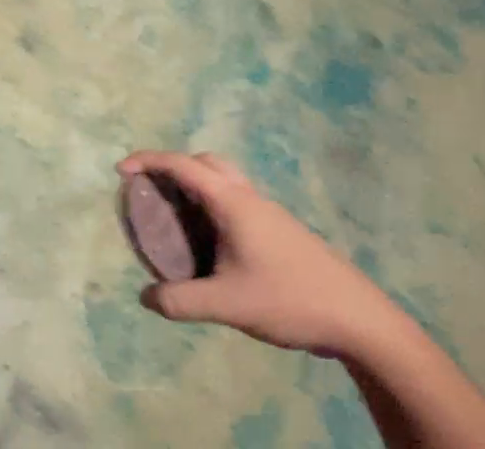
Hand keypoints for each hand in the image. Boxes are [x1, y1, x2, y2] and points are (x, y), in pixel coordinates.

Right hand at [118, 150, 405, 356]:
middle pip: (207, 162)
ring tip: (176, 217)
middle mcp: (251, 199)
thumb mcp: (227, 304)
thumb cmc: (291, 301)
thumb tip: (146, 298)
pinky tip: (211, 243)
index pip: (183, 165)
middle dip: (173, 166)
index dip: (148, 161)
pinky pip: (238, 201)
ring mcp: (271, 214)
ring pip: (226, 181)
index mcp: (234, 203)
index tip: (121, 171)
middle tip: (151, 188)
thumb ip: (181, 301)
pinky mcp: (283, 232)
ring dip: (196, 186)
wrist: (363, 323)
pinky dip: (213, 205)